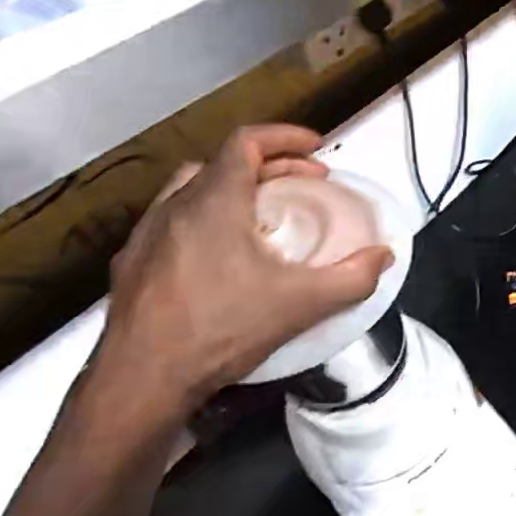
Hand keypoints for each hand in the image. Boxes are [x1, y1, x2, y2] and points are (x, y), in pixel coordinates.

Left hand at [87, 124, 393, 438]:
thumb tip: (383, 257)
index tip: (316, 148)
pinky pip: (173, 222)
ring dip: (233, 190)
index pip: (247, 141)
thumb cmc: (221, 328)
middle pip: (225, 163)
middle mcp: (175, 205)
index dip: (286, 136)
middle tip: (305, 185)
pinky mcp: (132, 263)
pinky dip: (205, 221)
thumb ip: (352, 278)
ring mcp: (147, 233)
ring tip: (262, 215)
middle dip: (271, 166)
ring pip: (193, 190)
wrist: (141, 379)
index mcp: (214, 200)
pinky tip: (219, 257)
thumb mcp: (301, 304)